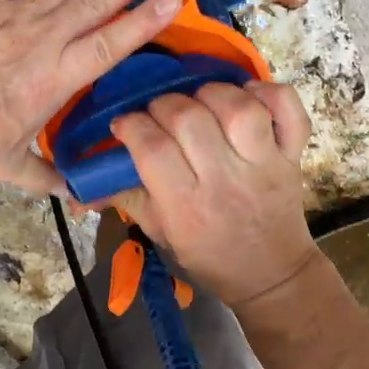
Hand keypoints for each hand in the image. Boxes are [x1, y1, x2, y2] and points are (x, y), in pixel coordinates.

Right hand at [110, 81, 319, 306]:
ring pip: (239, 108)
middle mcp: (225, 180)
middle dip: (163, 105)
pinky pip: (290, 111)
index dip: (131, 125)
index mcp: (186, 206)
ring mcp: (264, 165)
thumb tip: (76, 187)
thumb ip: (124, 199)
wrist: (271, 276)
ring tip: (199, 100)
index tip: (124, 125)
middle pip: (190, 119)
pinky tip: (248, 94)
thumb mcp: (159, 233)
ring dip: (212, 93)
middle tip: (158, 115)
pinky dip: (271, 92)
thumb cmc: (208, 255)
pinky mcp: (292, 155)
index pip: (151, 148)